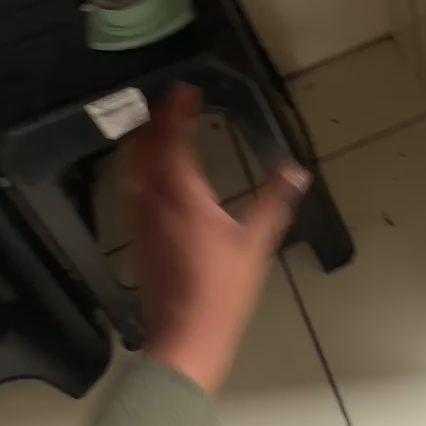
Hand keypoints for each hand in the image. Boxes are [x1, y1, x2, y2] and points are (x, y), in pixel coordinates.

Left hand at [120, 83, 310, 393]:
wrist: (184, 335)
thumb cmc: (222, 291)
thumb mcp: (256, 243)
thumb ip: (274, 200)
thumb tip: (294, 169)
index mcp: (185, 198)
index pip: (173, 141)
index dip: (176, 111)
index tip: (185, 90)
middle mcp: (155, 201)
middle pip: (143, 147)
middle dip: (154, 118)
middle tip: (171, 102)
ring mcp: (141, 219)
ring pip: (131, 166)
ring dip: (142, 139)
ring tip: (158, 125)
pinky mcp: (136, 235)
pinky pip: (131, 187)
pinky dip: (138, 165)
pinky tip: (149, 168)